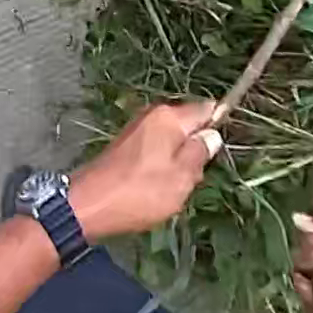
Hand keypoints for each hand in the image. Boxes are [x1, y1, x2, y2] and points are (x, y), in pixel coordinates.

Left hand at [68, 102, 222, 239]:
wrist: (89, 203)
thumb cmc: (141, 191)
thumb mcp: (181, 177)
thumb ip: (200, 153)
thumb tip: (213, 135)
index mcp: (169, 116)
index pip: (206, 109)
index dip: (219, 125)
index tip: (223, 149)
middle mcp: (153, 113)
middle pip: (189, 123)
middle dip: (197, 147)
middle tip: (194, 177)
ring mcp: (138, 126)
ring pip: (173, 137)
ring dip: (179, 159)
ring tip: (174, 187)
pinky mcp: (128, 142)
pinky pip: (156, 145)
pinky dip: (162, 162)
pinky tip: (157, 186)